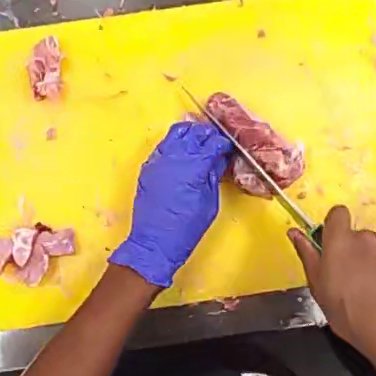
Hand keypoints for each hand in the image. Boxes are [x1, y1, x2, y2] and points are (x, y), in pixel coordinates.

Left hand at [111, 120, 231, 286]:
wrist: (155, 242)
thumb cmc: (186, 228)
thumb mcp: (210, 202)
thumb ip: (214, 176)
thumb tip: (219, 160)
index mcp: (194, 166)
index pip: (213, 143)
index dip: (223, 143)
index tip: (228, 147)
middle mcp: (175, 157)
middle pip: (195, 132)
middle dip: (207, 135)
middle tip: (215, 143)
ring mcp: (158, 160)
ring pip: (176, 133)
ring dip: (189, 134)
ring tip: (198, 143)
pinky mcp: (147, 167)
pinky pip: (163, 146)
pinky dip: (173, 144)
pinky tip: (181, 152)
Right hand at [289, 205, 375, 366]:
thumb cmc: (348, 313)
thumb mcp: (318, 287)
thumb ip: (308, 255)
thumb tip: (295, 233)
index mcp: (340, 242)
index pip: (337, 213)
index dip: (333, 225)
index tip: (329, 244)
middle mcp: (367, 240)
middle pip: (356, 235)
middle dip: (350, 250)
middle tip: (345, 277)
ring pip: (374, 249)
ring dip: (369, 261)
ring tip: (367, 289)